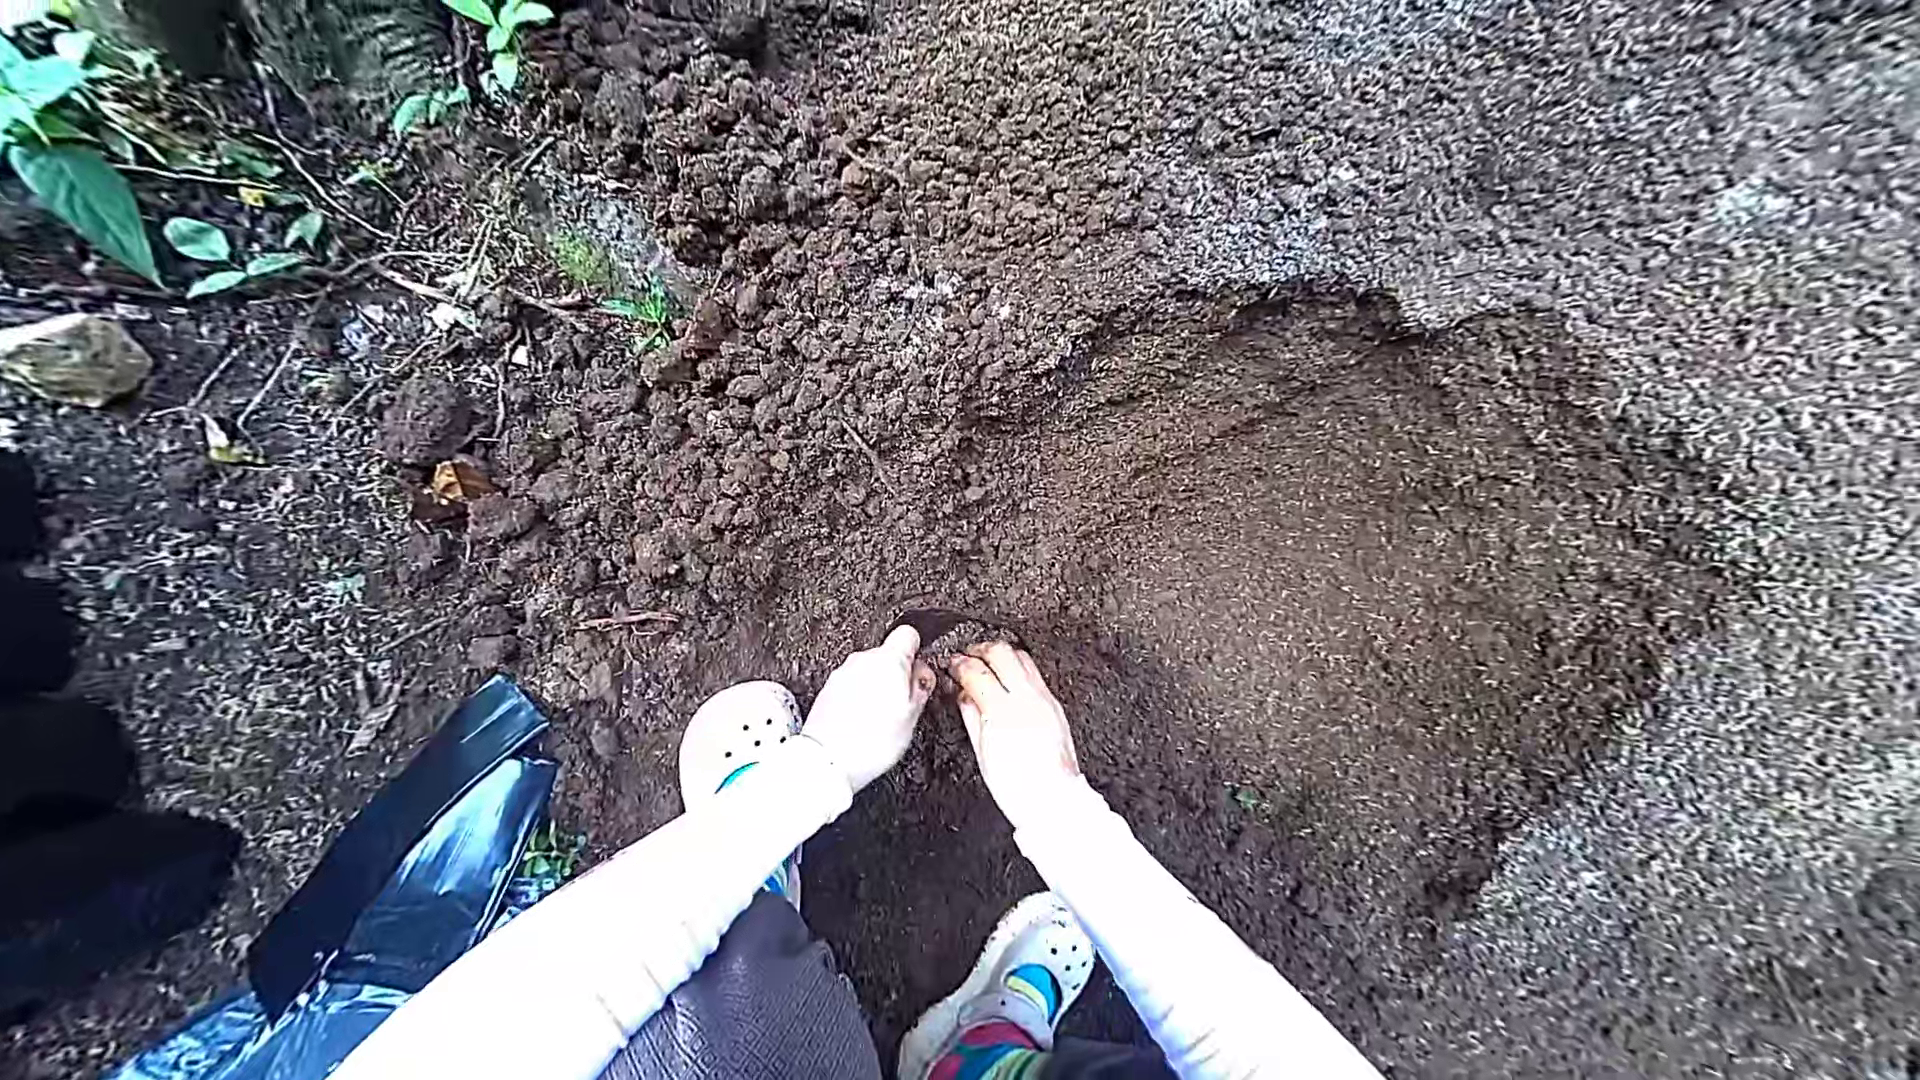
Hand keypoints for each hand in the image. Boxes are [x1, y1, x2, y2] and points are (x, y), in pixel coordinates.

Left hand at [802, 625, 936, 791]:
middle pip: (888, 655)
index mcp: (888, 659)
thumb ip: (921, 686)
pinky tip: (862, 722)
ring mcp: (843, 673)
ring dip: (876, 687)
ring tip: (879, 719)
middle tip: (902, 704)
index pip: (908, 633)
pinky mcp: (828, 689)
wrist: (828, 762)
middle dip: (897, 674)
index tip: (919, 669)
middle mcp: (863, 660)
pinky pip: (852, 686)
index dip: (918, 650)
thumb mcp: (912, 716)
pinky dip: (858, 698)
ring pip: (869, 671)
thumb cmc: (870, 742)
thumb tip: (925, 672)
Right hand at [949, 642, 1081, 829]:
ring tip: (987, 663)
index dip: (959, 663)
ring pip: (1022, 657)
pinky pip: (1035, 673)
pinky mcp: (1055, 705)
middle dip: (980, 649)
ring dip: (1002, 654)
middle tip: (967, 656)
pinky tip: (1009, 679)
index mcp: (1003, 711)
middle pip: (1002, 652)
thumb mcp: (982, 753)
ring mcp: (1044, 699)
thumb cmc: (1018, 788)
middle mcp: (1027, 699)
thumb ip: (971, 716)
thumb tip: (962, 695)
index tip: (952, 664)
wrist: (1053, 801)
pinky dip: (1018, 668)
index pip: (976, 671)